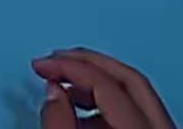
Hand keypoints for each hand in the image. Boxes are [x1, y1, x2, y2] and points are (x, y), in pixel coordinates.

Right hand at [32, 49, 176, 128]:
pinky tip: (86, 117)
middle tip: (54, 60)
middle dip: (85, 62)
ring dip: (96, 84)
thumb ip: (60, 122)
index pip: (105, 80)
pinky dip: (110, 106)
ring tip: (64, 90)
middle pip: (128, 78)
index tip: (41, 65)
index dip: (66, 65)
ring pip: (137, 96)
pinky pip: (141, 114)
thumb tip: (53, 91)